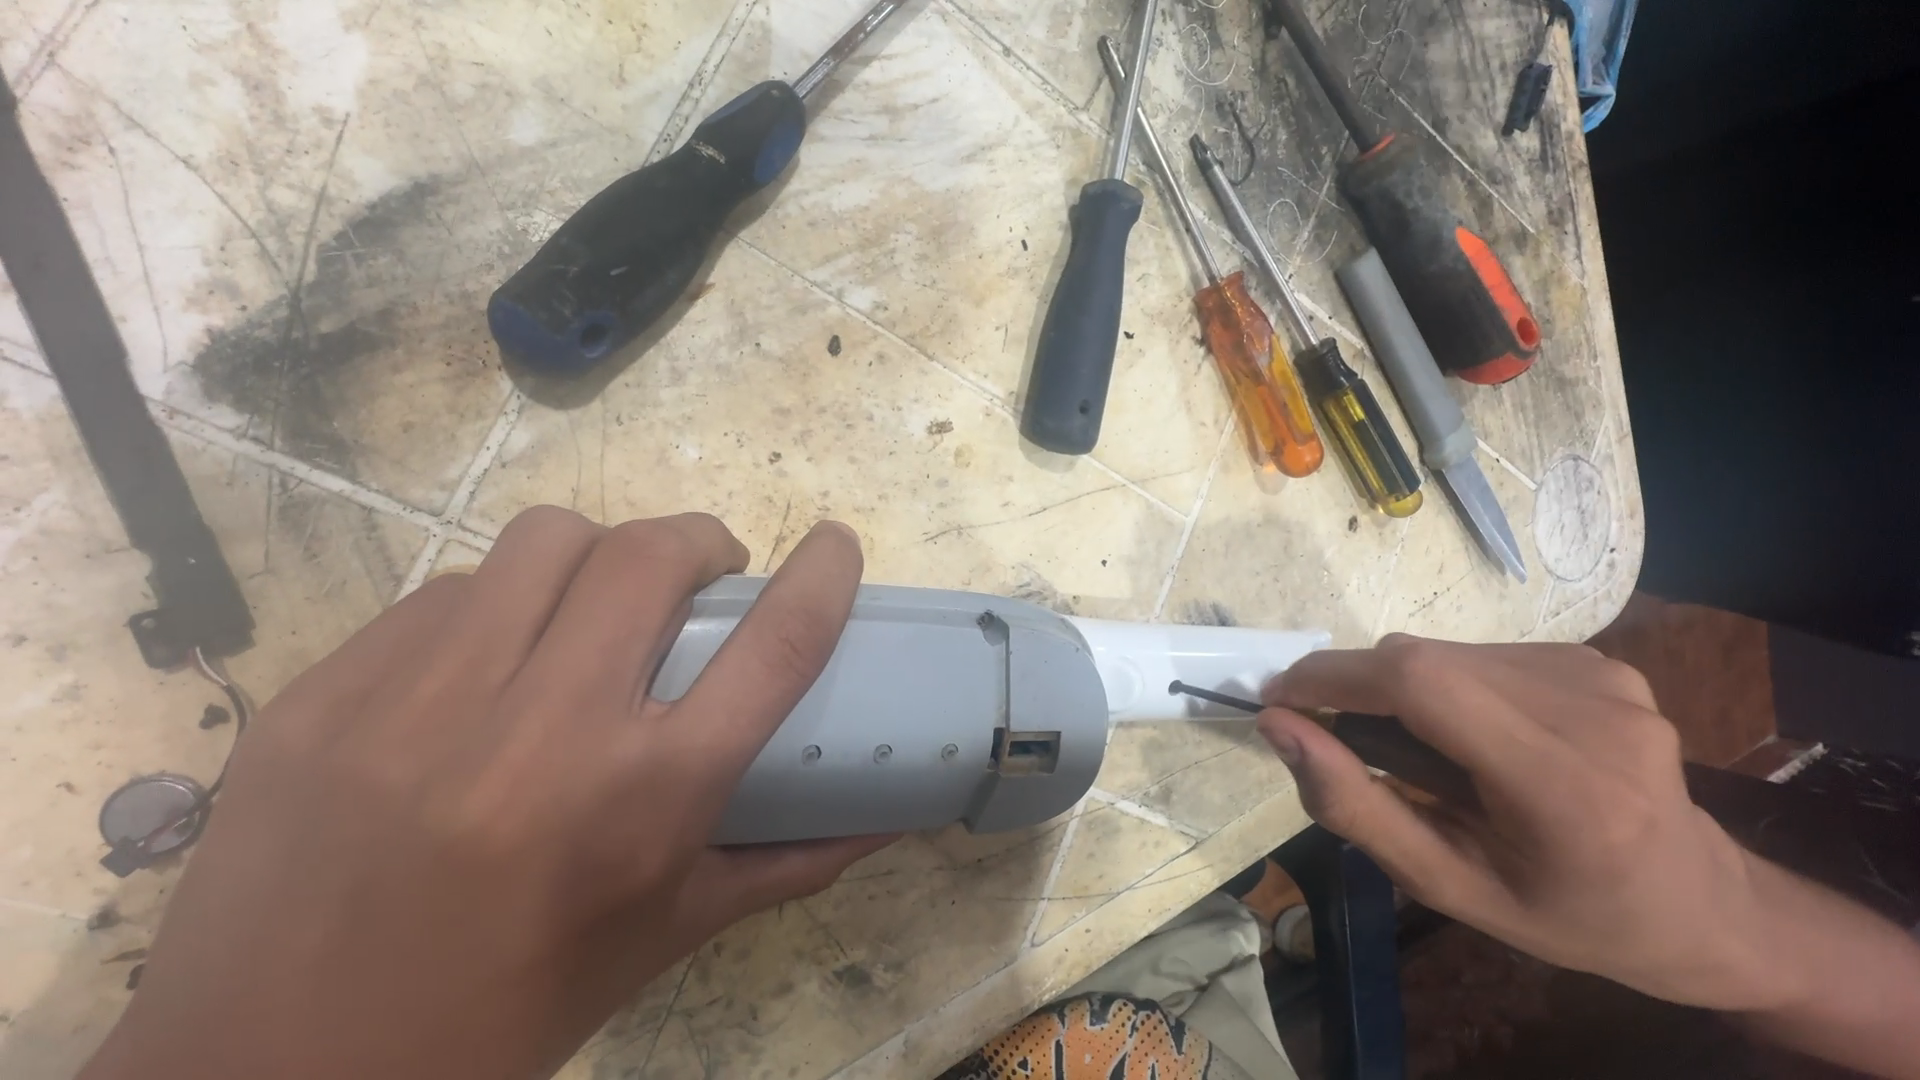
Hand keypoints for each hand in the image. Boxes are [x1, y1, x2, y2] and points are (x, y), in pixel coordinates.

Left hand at [83, 508, 893, 1079]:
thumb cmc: (513, 1008)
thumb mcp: (667, 932)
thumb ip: (785, 863)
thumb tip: (881, 824)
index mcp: (643, 798)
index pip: (774, 647)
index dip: (821, 577)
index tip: (835, 543)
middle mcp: (541, 729)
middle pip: (649, 554)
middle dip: (699, 543)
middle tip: (702, 578)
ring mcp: (419, 700)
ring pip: (543, 542)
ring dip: (598, 555)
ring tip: (595, 602)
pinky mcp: (325, 693)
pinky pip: (443, 595)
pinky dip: (495, 607)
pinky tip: (485, 664)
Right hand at [1257, 635, 1784, 1009]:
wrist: (1701, 906)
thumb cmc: (1566, 916)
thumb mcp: (1445, 886)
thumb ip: (1353, 805)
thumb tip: (1279, 725)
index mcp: (1562, 786)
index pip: (1421, 686)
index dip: (1333, 677)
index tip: (1280, 698)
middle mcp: (1593, 712)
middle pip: (1424, 660)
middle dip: (1357, 686)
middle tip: (1339, 737)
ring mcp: (1606, 678)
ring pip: (1445, 651)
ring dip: (1402, 689)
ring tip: (1422, 750)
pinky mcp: (1603, 660)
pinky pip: (1482, 653)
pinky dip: (1447, 685)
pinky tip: (1473, 733)